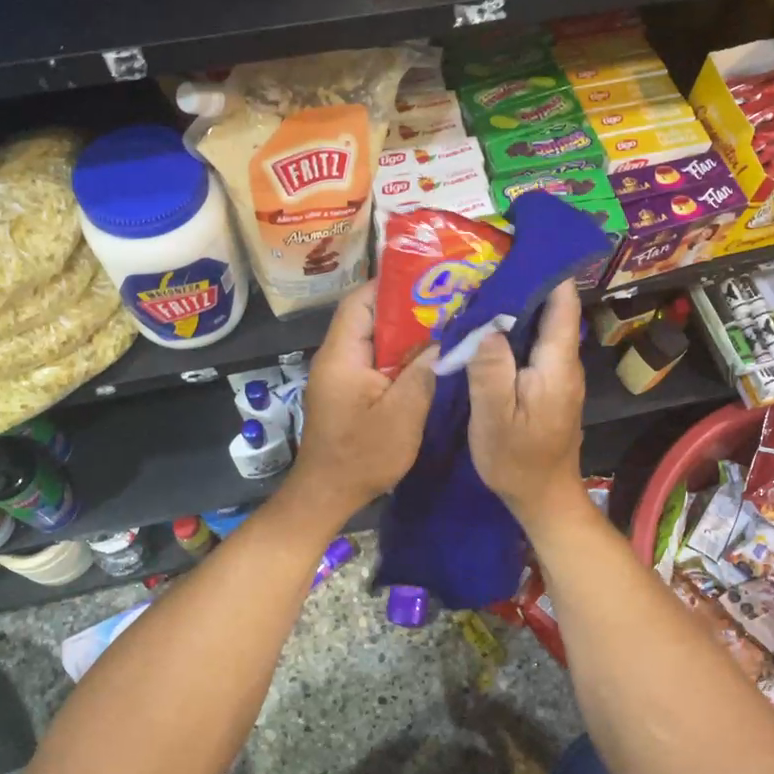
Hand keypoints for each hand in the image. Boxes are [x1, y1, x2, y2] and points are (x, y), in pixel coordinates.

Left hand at [291, 282, 437, 515]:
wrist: (327, 495)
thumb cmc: (362, 455)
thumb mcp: (402, 414)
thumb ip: (423, 373)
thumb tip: (443, 342)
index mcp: (342, 355)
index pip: (360, 301)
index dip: (391, 285)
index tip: (427, 278)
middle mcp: (335, 358)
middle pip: (368, 318)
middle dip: (405, 308)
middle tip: (446, 300)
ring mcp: (339, 376)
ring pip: (374, 341)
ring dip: (405, 334)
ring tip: (443, 324)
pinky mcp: (347, 393)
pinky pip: (373, 362)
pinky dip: (398, 357)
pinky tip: (426, 360)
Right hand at [467, 280, 585, 523]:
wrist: (543, 498)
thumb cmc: (517, 461)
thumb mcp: (494, 418)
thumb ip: (490, 370)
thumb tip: (486, 325)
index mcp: (557, 364)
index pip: (562, 304)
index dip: (548, 270)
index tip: (520, 244)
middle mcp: (566, 363)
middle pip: (553, 310)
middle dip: (525, 282)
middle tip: (487, 260)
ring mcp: (560, 374)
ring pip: (542, 327)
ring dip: (518, 305)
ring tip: (481, 285)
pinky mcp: (550, 385)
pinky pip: (535, 345)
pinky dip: (515, 329)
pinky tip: (487, 327)